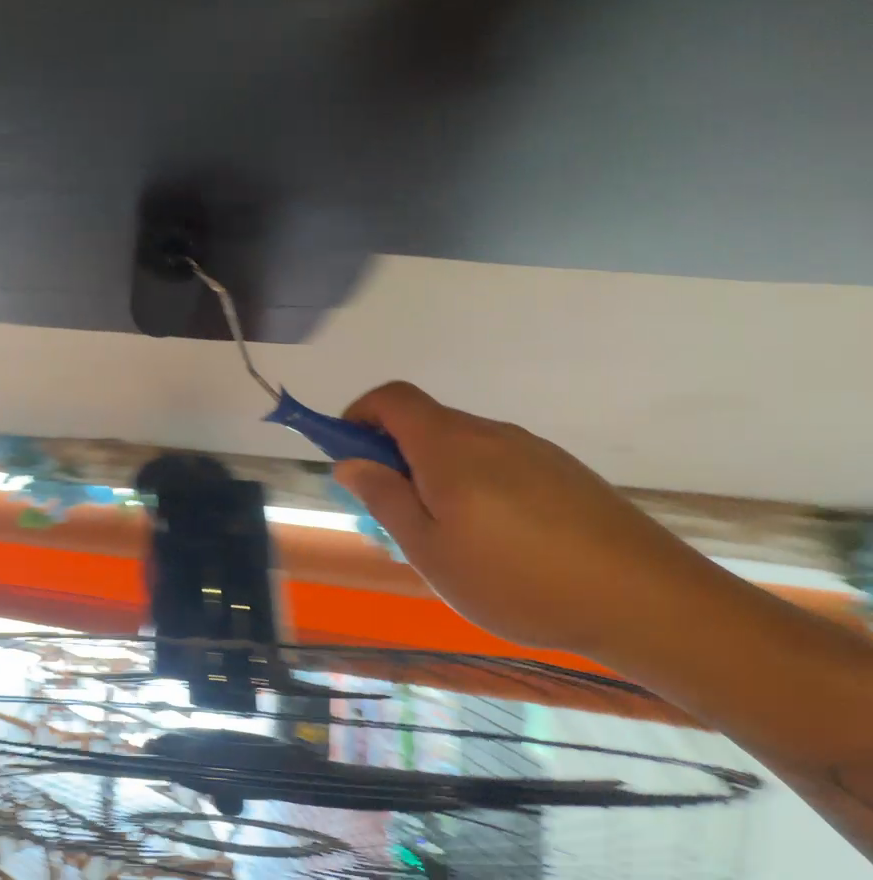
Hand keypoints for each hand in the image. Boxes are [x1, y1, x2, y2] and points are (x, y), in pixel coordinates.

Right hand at [333, 381, 717, 660]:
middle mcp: (491, 434)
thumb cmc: (519, 580)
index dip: (358, 416)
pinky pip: (503, 467)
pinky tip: (502, 546)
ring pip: (465, 449)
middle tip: (397, 518)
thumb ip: (385, 499)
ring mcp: (535, 453)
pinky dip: (480, 489)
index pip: (390, 398)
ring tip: (452, 542)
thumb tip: (351, 463)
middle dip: (396, 458)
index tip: (350, 460)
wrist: (653, 606)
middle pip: (426, 424)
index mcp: (449, 445)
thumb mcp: (430, 551)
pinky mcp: (569, 477)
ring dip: (438, 477)